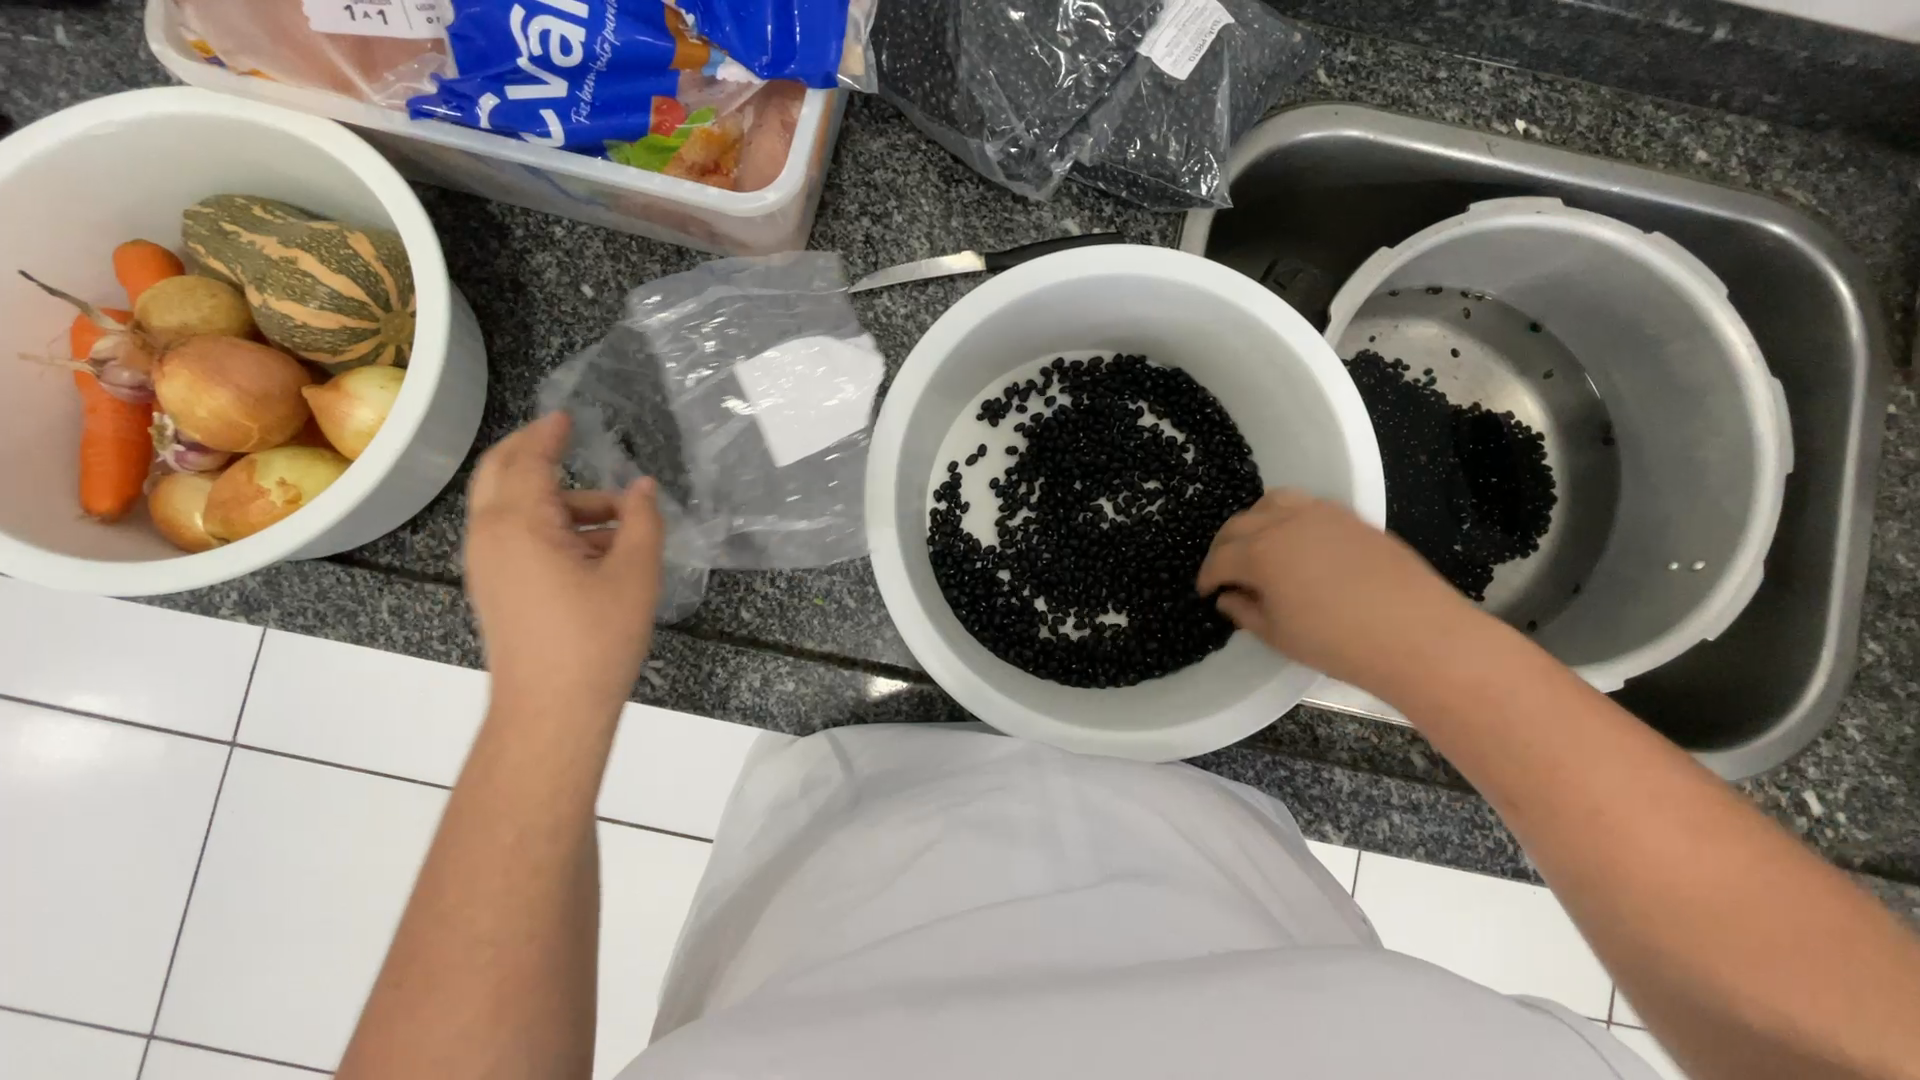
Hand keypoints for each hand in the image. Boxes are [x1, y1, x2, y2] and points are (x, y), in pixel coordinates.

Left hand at [464, 413, 663, 714]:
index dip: (548, 434)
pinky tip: (596, 549)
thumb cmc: (595, 639)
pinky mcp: (496, 590)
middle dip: (532, 453)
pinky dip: (548, 526)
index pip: (527, 460)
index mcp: (520, 524)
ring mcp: (487, 566)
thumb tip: (642, 488)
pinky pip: (514, 538)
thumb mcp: (635, 575)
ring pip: (511, 509)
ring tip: (618, 519)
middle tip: (566, 440)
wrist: (551, 712)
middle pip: (500, 474)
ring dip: (556, 499)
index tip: (567, 416)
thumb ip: (643, 522)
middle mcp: (490, 537)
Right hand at [1196, 489, 1483, 695]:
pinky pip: (1306, 505)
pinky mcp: (1351, 517)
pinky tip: (1295, 542)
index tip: (1206, 593)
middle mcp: (1284, 523)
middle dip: (1223, 547)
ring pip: (1271, 502)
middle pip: (1239, 525)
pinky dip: (1287, 517)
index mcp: (1260, 553)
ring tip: (1256, 545)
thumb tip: (1229, 597)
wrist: (1417, 634)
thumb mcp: (1279, 636)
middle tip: (1224, 572)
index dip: (1207, 577)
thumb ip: (1246, 612)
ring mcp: (1320, 514)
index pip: (1219, 559)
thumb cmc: (1338, 643)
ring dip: (1254, 522)